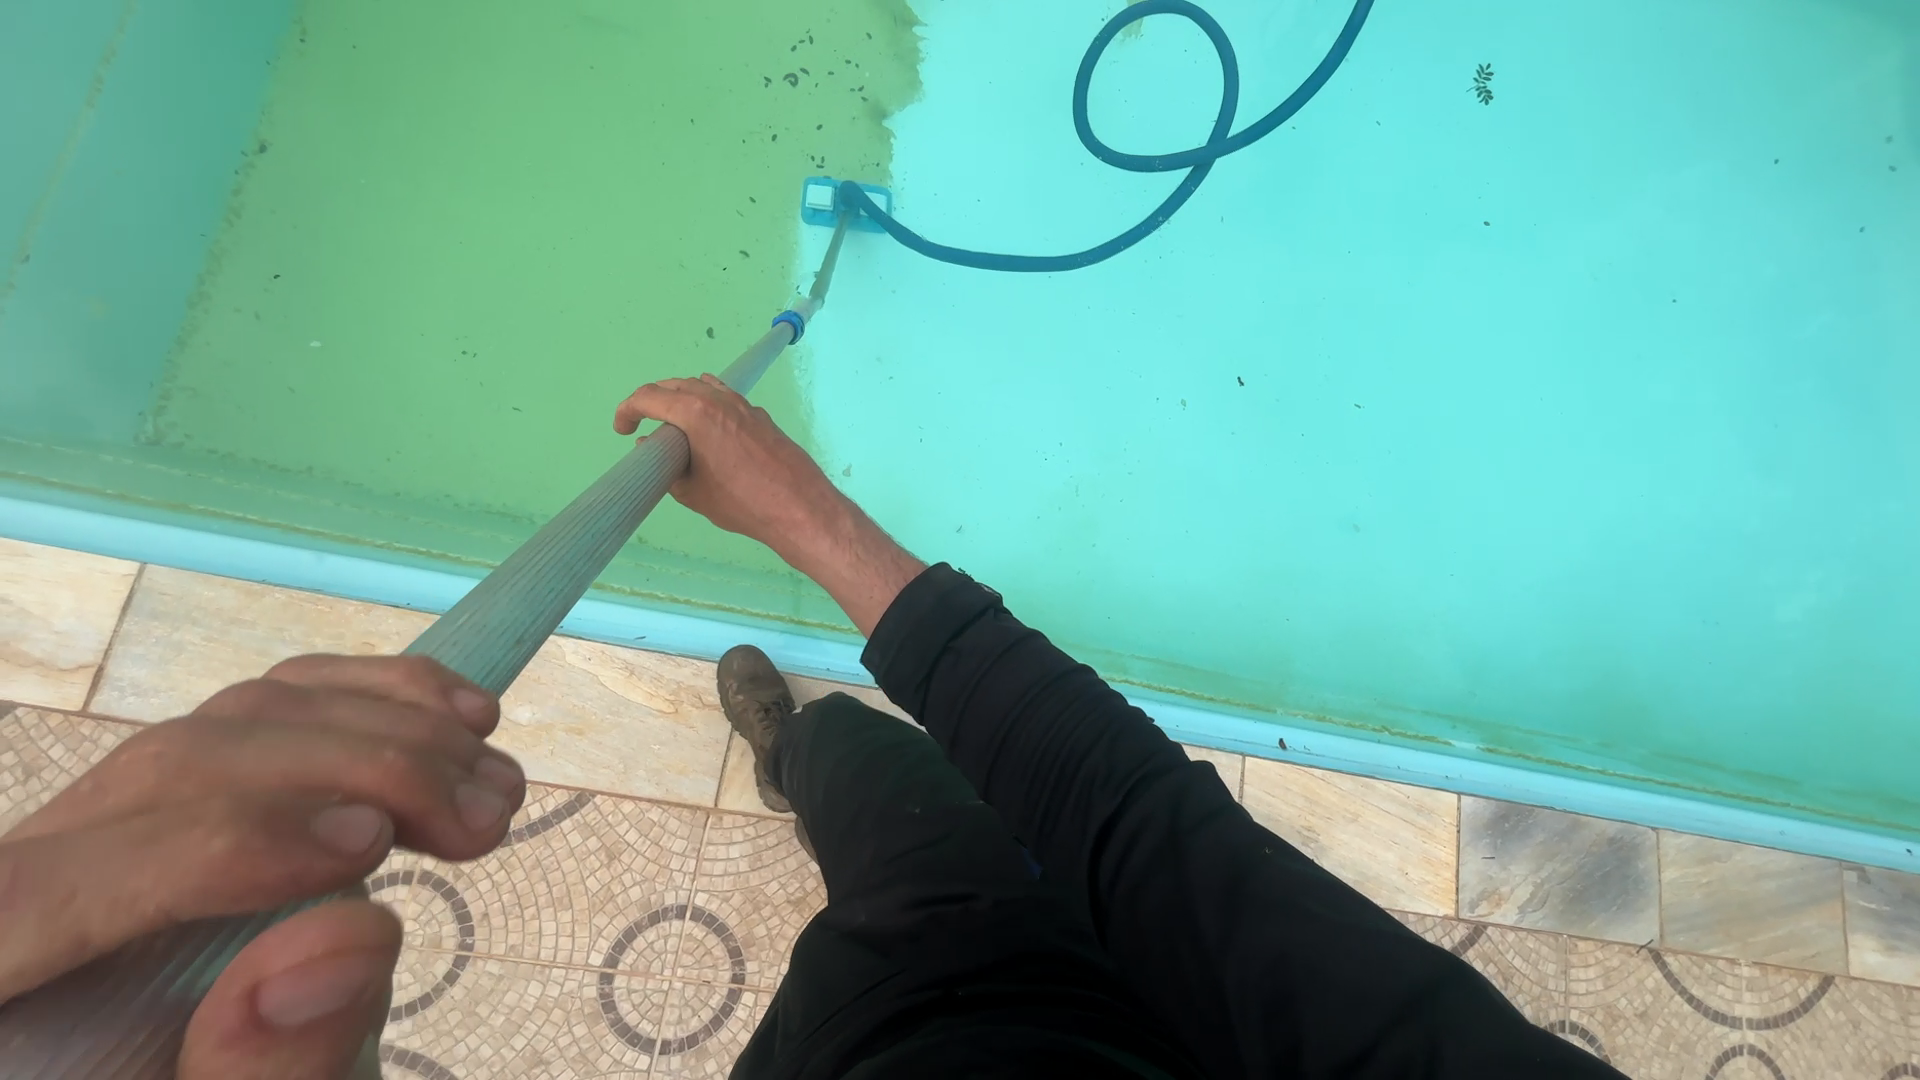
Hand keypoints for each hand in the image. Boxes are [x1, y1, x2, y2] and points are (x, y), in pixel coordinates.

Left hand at [0, 654, 526, 1078]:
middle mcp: (38, 865)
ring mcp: (125, 801)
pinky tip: (469, 719)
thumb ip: (270, 1066)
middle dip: (366, 772)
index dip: (217, 844)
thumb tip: (348, 936)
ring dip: (407, 730)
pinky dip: (396, 692)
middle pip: (181, 768)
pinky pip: (296, 691)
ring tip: (500, 789)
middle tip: (486, 821)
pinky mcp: (219, 763)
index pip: (32, 894)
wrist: (214, 1067)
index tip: (379, 847)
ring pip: (256, 710)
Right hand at [613, 375, 926, 635]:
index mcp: (695, 412)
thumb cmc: (742, 503)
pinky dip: (710, 406)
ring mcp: (745, 406)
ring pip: (704, 387)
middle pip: (676, 385)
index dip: (627, 409)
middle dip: (654, 400)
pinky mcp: (763, 418)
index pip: (649, 396)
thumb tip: (648, 446)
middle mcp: (720, 399)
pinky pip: (728, 400)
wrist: (799, 507)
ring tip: (674, 423)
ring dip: (683, 398)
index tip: (621, 428)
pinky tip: (710, 432)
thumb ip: (665, 467)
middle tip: (644, 423)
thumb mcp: (692, 491)